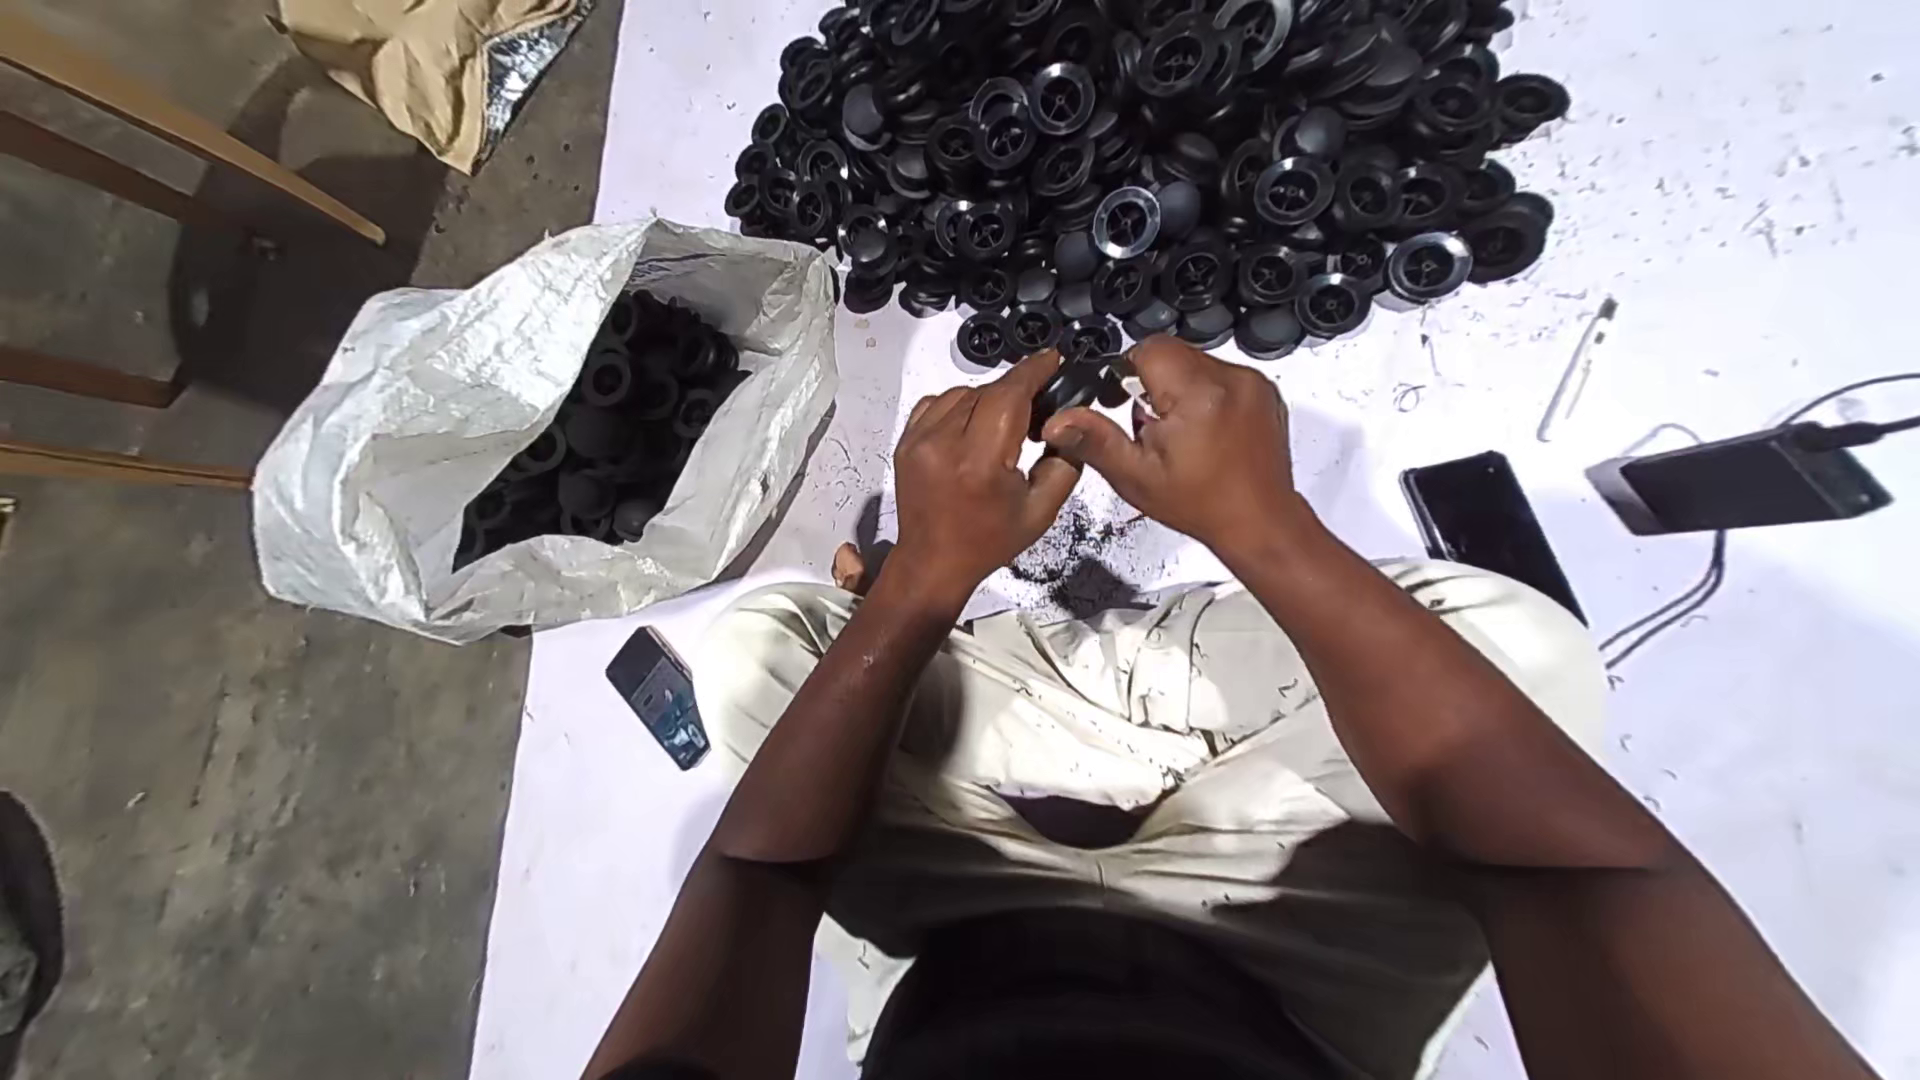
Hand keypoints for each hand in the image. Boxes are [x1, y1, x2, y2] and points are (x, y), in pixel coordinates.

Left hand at [888, 350, 1080, 609]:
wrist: (933, 562)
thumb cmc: (988, 542)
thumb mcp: (1041, 510)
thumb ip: (1064, 462)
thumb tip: (1068, 421)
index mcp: (979, 464)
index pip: (1007, 396)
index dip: (1032, 371)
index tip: (1051, 360)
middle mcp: (943, 445)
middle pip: (987, 391)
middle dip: (1015, 391)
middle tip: (1035, 408)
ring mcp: (918, 441)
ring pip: (961, 393)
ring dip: (986, 399)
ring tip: (1001, 426)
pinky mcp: (905, 442)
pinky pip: (936, 403)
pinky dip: (958, 406)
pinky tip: (970, 429)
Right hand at [1039, 335, 1312, 560]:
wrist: (1257, 521)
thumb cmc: (1200, 504)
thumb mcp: (1134, 476)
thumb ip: (1094, 441)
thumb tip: (1058, 422)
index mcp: (1196, 396)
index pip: (1148, 348)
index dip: (1128, 372)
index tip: (1126, 402)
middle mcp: (1230, 380)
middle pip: (1172, 353)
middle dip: (1152, 384)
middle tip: (1153, 428)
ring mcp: (1251, 384)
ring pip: (1194, 363)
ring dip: (1178, 389)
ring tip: (1180, 434)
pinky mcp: (1262, 392)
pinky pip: (1220, 376)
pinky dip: (1204, 396)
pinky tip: (1203, 432)